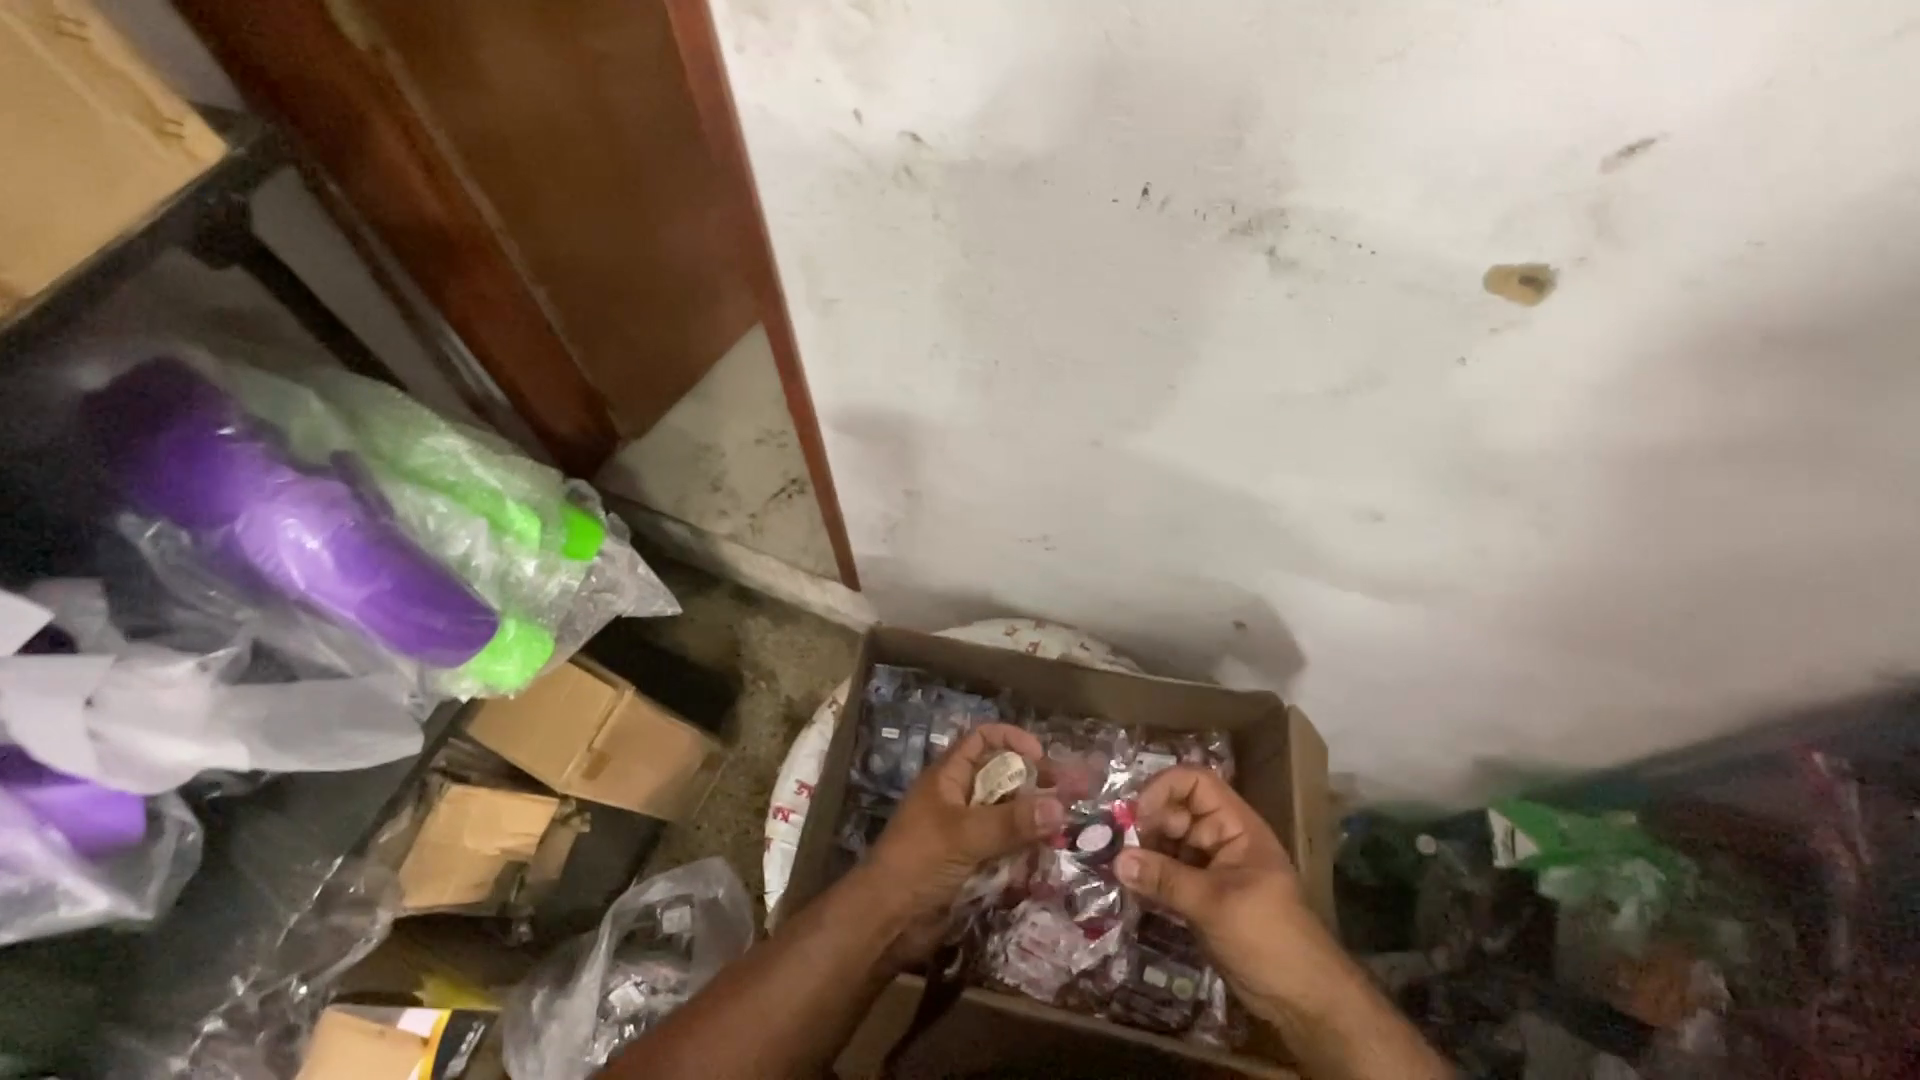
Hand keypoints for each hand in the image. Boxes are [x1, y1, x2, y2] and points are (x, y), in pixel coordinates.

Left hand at [865, 723, 1064, 928]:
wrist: (886, 920)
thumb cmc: (917, 862)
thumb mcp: (964, 835)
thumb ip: (1012, 822)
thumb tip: (1061, 807)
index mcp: (948, 778)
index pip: (981, 741)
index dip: (1011, 740)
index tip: (1042, 755)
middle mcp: (960, 800)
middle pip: (1004, 781)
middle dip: (1037, 786)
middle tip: (1076, 796)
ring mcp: (967, 834)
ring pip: (1010, 819)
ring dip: (1036, 824)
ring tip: (1069, 831)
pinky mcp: (974, 865)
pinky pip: (1007, 852)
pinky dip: (1026, 855)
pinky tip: (1049, 860)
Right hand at [1115, 767, 1344, 1018]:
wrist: (1301, 998)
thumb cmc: (1268, 937)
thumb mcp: (1214, 904)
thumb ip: (1164, 879)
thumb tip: (1117, 860)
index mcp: (1236, 827)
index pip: (1196, 783)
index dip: (1163, 788)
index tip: (1136, 816)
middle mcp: (1221, 840)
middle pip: (1175, 812)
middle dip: (1146, 825)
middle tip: (1116, 849)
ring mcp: (1210, 869)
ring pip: (1167, 844)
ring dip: (1142, 853)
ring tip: (1115, 869)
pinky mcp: (1200, 897)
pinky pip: (1167, 874)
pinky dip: (1148, 878)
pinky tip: (1128, 889)